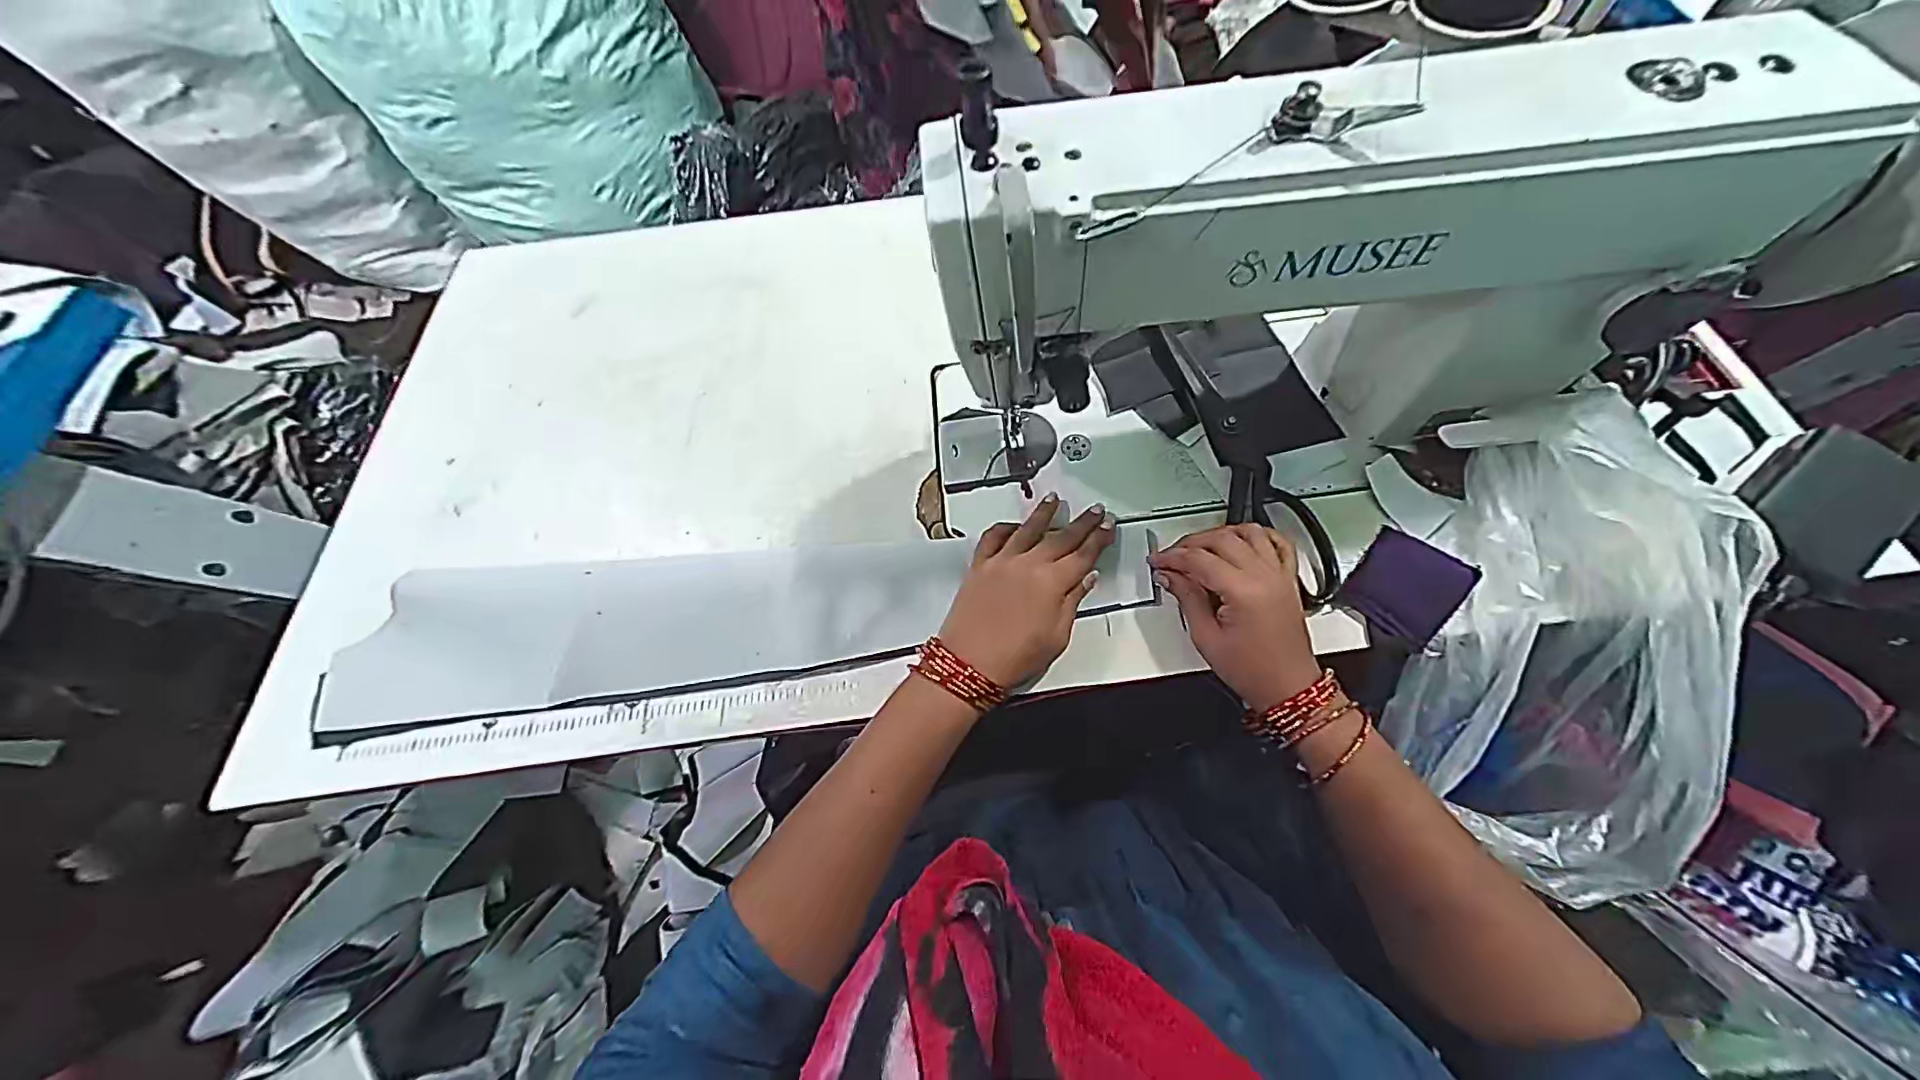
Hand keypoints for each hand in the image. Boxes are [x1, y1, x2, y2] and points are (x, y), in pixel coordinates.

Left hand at [939, 494, 1115, 686]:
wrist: (968, 663)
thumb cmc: (1012, 657)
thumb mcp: (1056, 637)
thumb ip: (1072, 603)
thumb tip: (1085, 580)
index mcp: (1052, 583)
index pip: (1083, 554)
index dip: (1098, 539)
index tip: (1107, 527)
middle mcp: (1028, 565)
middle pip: (1061, 537)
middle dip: (1081, 523)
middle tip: (1093, 512)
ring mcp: (1001, 563)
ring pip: (1027, 529)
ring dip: (1044, 514)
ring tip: (1054, 500)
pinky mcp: (980, 567)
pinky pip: (993, 538)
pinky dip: (1005, 527)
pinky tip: (1013, 524)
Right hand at [1149, 524, 1319, 708]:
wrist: (1287, 687)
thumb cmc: (1254, 671)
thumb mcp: (1207, 637)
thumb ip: (1187, 599)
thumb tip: (1171, 576)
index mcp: (1244, 591)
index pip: (1199, 559)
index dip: (1172, 557)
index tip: (1159, 562)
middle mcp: (1265, 577)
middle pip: (1221, 539)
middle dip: (1190, 543)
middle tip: (1172, 557)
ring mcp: (1280, 576)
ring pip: (1250, 532)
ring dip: (1221, 533)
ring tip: (1202, 546)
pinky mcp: (1288, 580)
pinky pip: (1279, 543)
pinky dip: (1260, 535)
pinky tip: (1243, 539)